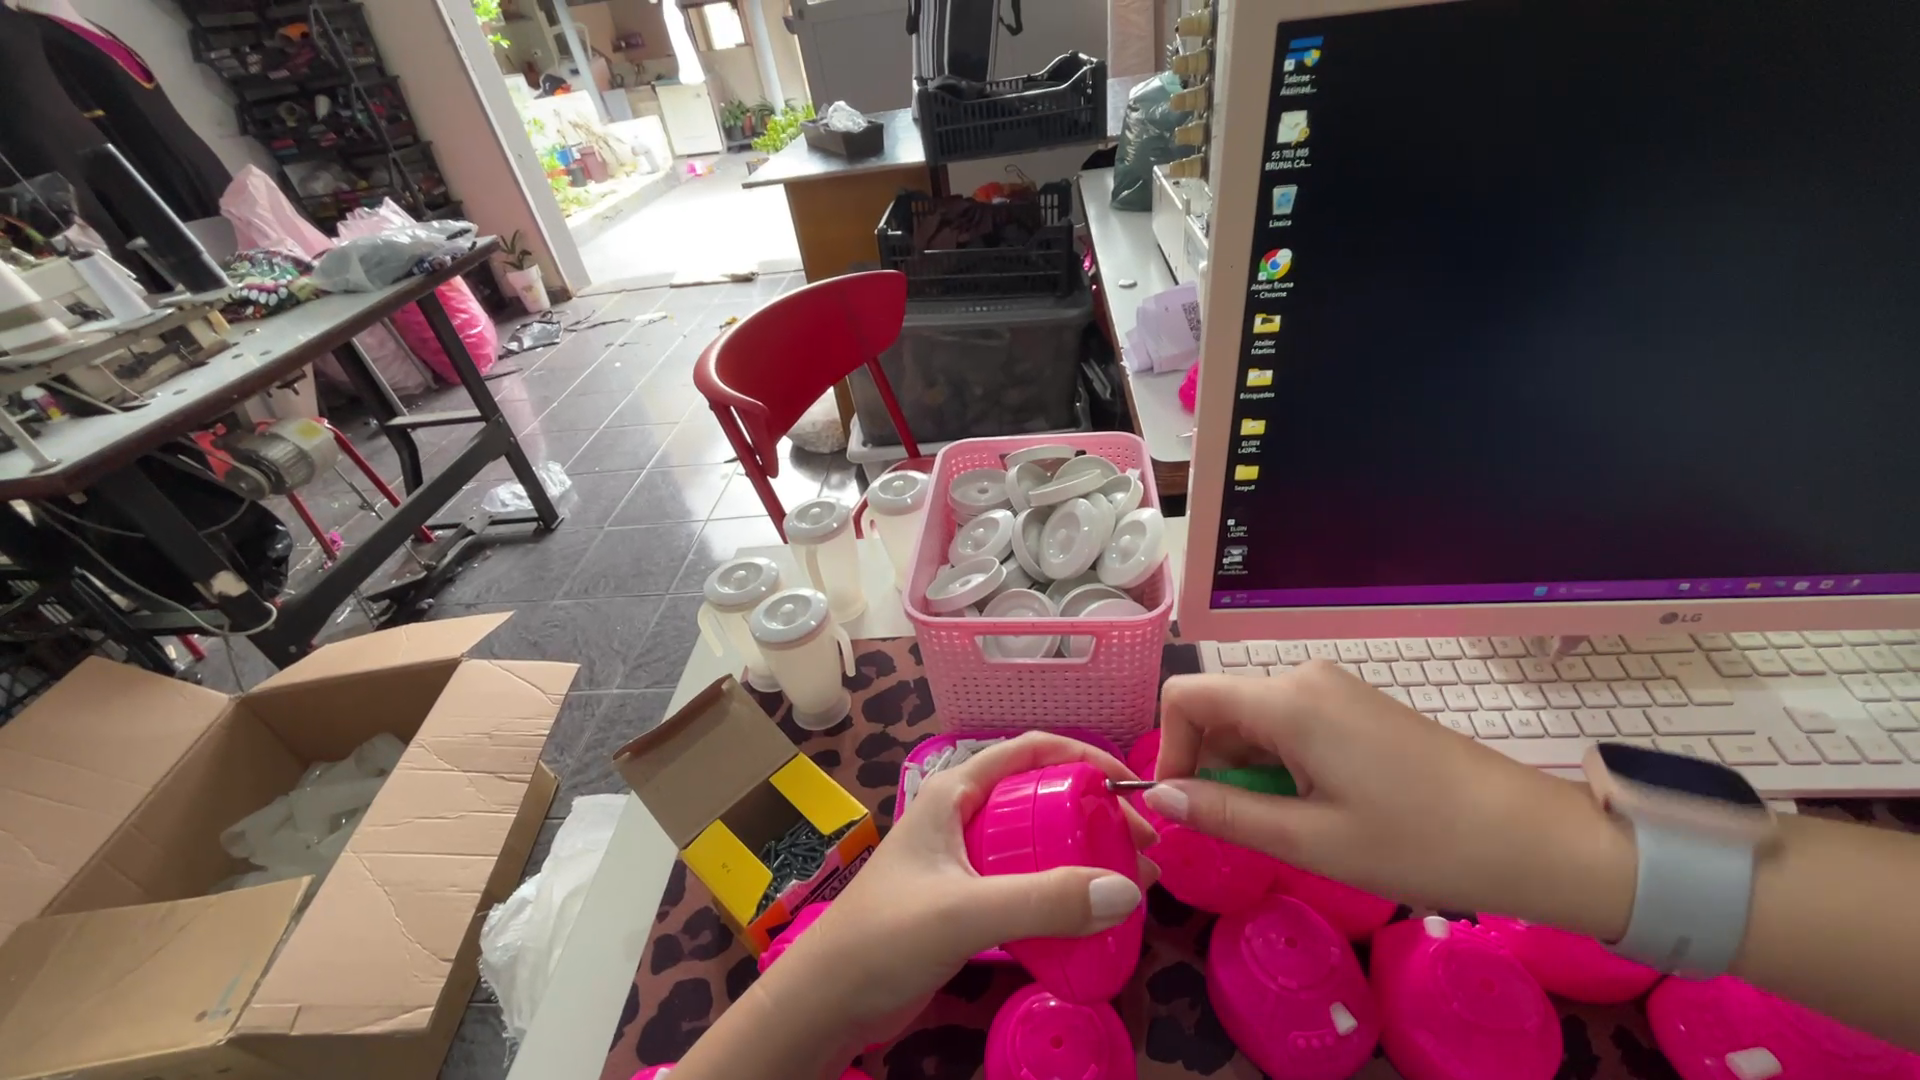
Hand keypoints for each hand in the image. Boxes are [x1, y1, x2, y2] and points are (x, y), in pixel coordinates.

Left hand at [759, 732, 1158, 1047]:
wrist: (826, 1003)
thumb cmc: (884, 938)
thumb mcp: (964, 912)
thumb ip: (1042, 901)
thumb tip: (1127, 891)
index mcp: (954, 792)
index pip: (1030, 750)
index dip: (1085, 758)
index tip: (1132, 790)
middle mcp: (961, 814)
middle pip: (1040, 794)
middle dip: (1093, 813)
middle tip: (1140, 849)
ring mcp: (963, 857)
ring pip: (1035, 839)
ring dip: (1081, 855)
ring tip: (1129, 883)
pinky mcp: (965, 898)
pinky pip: (1024, 879)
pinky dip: (1059, 890)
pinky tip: (1087, 915)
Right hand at [1149, 662, 1635, 939]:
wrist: (1537, 840)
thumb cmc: (1419, 843)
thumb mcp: (1310, 840)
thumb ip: (1224, 813)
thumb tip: (1161, 797)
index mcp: (1286, 700)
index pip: (1186, 696)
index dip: (1169, 748)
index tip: (1184, 804)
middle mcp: (1303, 678)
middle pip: (1219, 709)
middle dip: (1211, 765)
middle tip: (1238, 829)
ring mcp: (1333, 689)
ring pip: (1253, 720)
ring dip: (1247, 770)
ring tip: (1287, 825)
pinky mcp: (1355, 706)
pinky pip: (1289, 724)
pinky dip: (1279, 763)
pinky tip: (1315, 806)